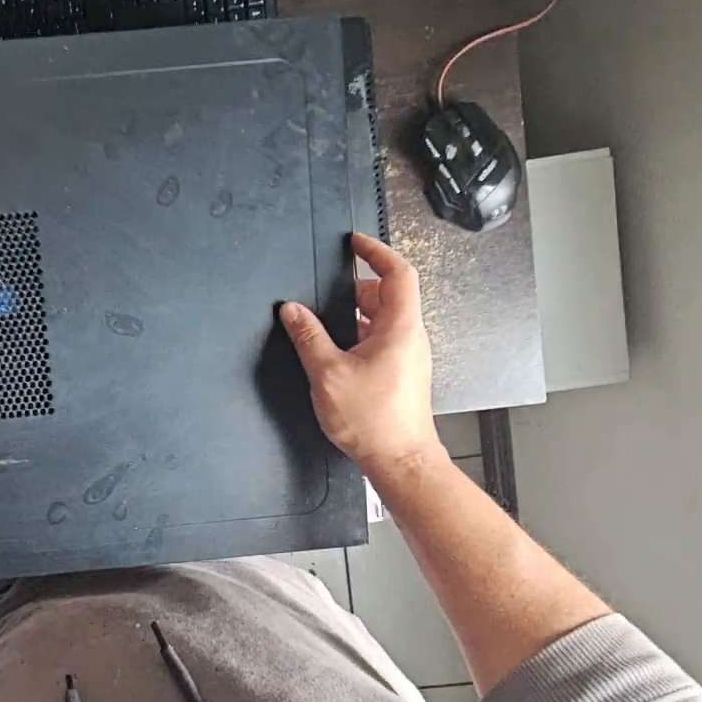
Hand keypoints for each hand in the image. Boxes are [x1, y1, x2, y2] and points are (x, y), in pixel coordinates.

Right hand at [279, 234, 445, 478]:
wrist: (399, 459)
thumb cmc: (372, 421)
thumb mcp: (328, 373)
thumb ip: (308, 336)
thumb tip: (292, 310)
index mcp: (399, 328)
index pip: (398, 274)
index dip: (377, 252)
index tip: (356, 242)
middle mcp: (410, 338)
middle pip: (389, 294)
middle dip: (357, 287)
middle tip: (327, 290)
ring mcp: (408, 356)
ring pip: (384, 319)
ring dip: (356, 313)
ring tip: (326, 323)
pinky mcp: (401, 372)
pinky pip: (382, 339)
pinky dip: (359, 334)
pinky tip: (336, 351)